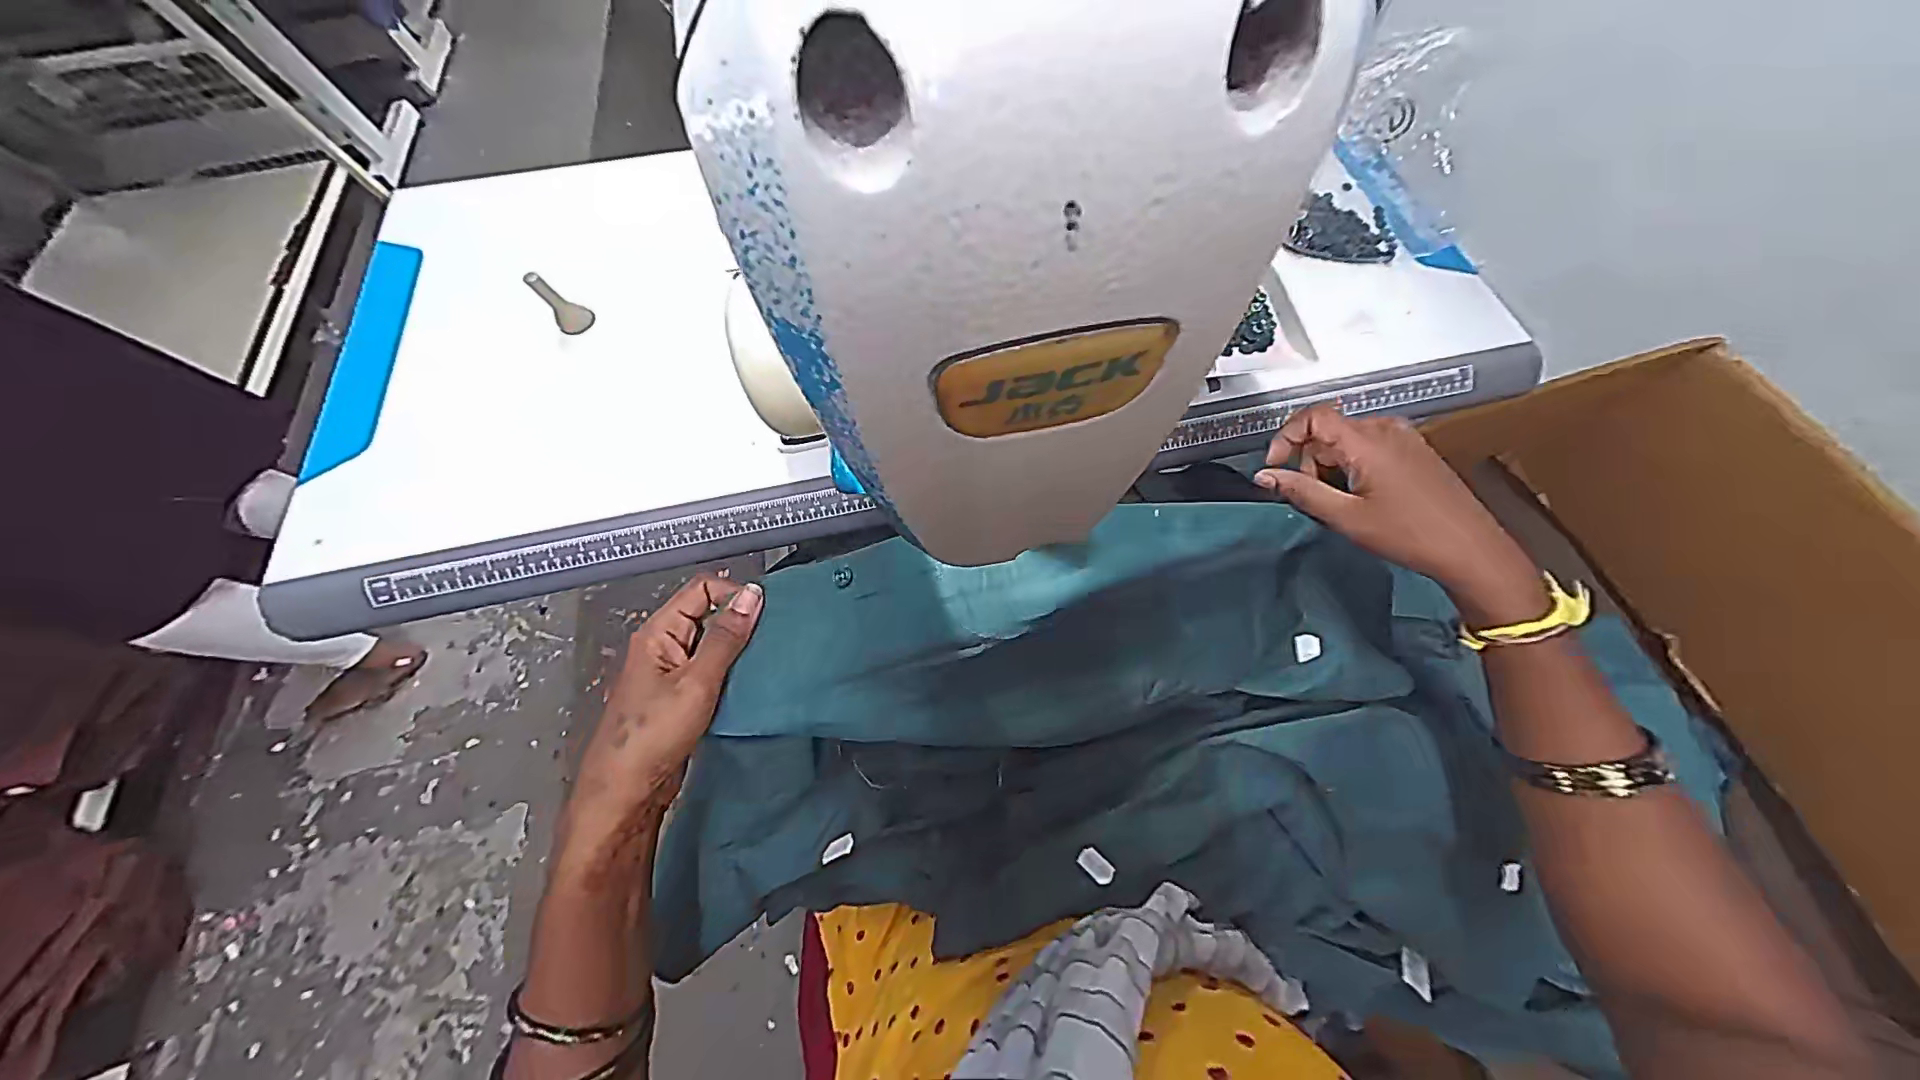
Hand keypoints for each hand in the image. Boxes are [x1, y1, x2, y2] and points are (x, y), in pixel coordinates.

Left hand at [554, 574, 763, 878]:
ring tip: (765, 660)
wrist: (626, 792)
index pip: (701, 589)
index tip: (764, 611)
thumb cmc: (647, 738)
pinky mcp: (683, 695)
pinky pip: (715, 671)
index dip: (734, 594)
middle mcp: (664, 646)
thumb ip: (726, 637)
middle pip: (710, 614)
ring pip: (715, 644)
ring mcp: (673, 671)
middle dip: (741, 622)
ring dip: (740, 650)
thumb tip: (751, 596)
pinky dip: (735, 673)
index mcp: (658, 632)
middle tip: (770, 637)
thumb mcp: (696, 681)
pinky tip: (752, 683)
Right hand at [1253, 406, 1543, 623]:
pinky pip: (1367, 446)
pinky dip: (1350, 466)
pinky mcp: (1412, 450)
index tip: (1275, 466)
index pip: (1313, 416)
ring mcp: (1403, 438)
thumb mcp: (1344, 516)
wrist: (1469, 548)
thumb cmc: (1411, 534)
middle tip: (1312, 495)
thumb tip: (1265, 476)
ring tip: (1340, 501)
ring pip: (1345, 440)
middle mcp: (1386, 430)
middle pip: (1327, 430)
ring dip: (1329, 465)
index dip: (1285, 437)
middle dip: (1308, 460)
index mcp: (1368, 441)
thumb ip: (1300, 491)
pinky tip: (1359, 495)